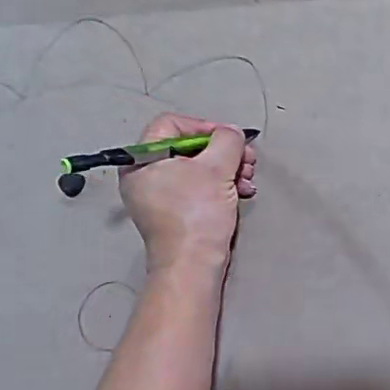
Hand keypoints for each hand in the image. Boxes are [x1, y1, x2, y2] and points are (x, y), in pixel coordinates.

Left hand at [118, 114, 256, 272]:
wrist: (193, 265)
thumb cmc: (197, 214)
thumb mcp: (216, 168)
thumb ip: (227, 140)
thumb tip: (231, 134)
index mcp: (142, 159)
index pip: (172, 124)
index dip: (205, 126)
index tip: (231, 139)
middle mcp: (145, 176)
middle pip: (189, 148)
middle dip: (223, 152)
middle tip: (247, 160)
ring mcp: (160, 197)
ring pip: (198, 169)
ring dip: (228, 170)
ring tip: (248, 180)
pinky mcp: (176, 215)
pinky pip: (198, 189)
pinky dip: (221, 187)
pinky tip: (241, 192)